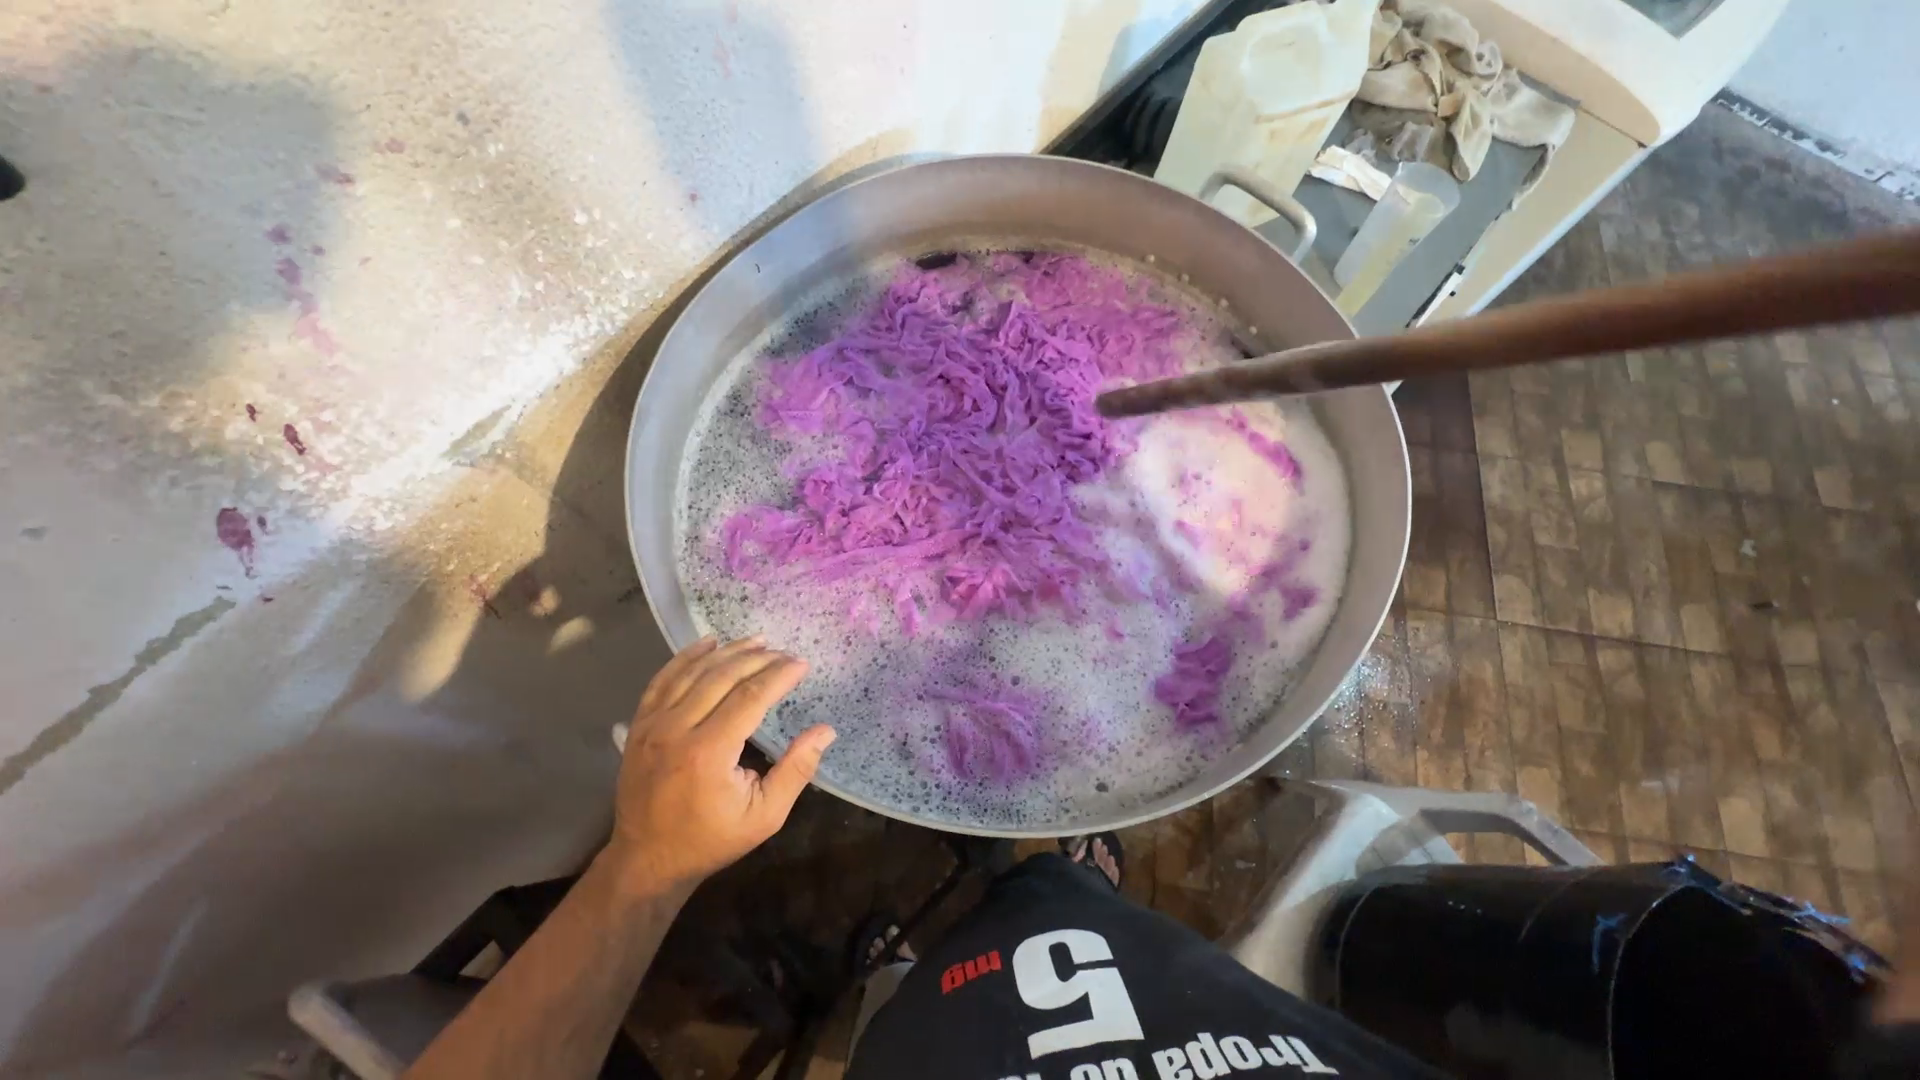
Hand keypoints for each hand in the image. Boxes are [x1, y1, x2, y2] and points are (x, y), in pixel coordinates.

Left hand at [608, 636, 834, 892]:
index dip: (778, 676)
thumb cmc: (711, 840)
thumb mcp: (765, 816)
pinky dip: (686, 657)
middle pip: (722, 677)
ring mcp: (653, 725)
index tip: (801, 664)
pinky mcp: (640, 725)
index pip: (750, 697)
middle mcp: (677, 730)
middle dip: (758, 659)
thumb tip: (826, 731)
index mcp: (709, 753)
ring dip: (727, 652)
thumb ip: (796, 770)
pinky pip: (663, 680)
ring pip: (692, 672)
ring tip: (756, 640)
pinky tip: (708, 644)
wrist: (647, 859)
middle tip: (784, 653)